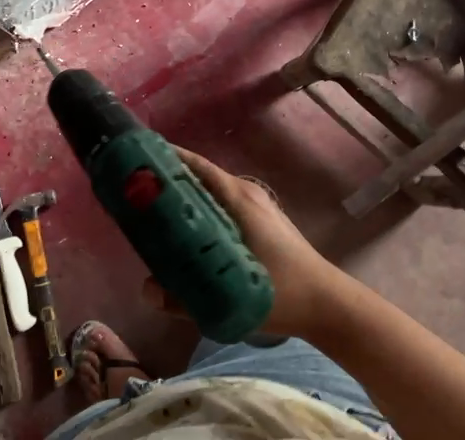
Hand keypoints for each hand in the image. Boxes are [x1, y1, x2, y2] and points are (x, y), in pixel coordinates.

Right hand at [143, 146, 351, 340]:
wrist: (328, 305)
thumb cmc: (282, 294)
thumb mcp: (229, 298)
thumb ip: (185, 298)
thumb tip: (145, 289)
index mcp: (239, 199)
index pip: (196, 167)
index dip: (166, 160)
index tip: (136, 161)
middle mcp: (246, 193)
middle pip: (200, 176)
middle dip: (168, 180)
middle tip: (136, 191)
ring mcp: (256, 204)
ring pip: (211, 191)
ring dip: (185, 196)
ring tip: (155, 210)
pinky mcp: (261, 219)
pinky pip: (222, 203)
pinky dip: (202, 208)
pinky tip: (188, 231)